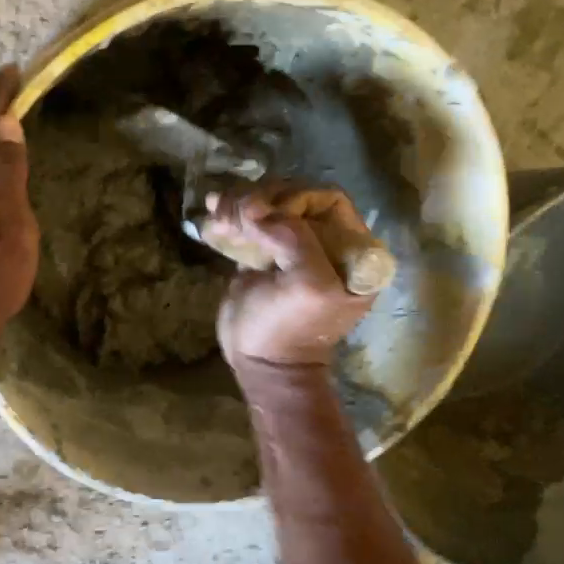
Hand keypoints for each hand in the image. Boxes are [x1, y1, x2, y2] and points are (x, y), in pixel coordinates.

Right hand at [210, 184, 378, 369]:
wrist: (261, 364)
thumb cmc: (290, 328)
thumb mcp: (308, 284)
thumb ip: (295, 239)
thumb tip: (256, 209)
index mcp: (352, 249)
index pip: (326, 201)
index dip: (293, 199)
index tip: (262, 215)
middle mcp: (324, 243)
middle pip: (291, 199)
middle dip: (260, 200)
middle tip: (232, 213)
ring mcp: (291, 249)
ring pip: (266, 207)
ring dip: (239, 205)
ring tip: (217, 213)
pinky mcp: (262, 256)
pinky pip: (248, 225)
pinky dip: (229, 215)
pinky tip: (211, 213)